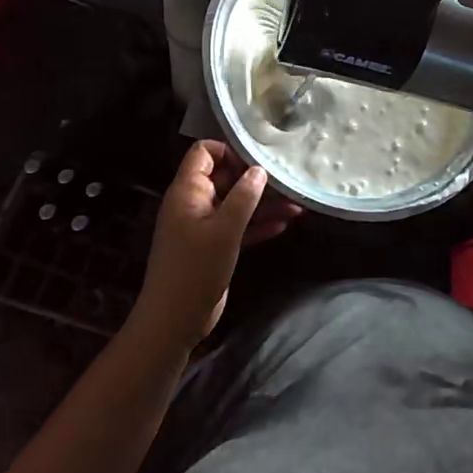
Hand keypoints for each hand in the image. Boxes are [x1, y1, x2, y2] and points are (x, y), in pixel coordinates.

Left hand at [132, 141, 285, 348]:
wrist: (175, 321)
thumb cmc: (196, 269)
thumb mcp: (225, 229)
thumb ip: (244, 196)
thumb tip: (259, 169)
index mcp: (187, 191)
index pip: (204, 152)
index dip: (230, 151)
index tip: (257, 161)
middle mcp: (194, 203)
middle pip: (225, 177)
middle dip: (255, 179)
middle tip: (287, 181)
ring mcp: (204, 226)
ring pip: (236, 204)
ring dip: (264, 204)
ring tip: (297, 204)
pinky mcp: (214, 246)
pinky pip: (239, 226)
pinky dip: (258, 224)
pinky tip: (285, 224)